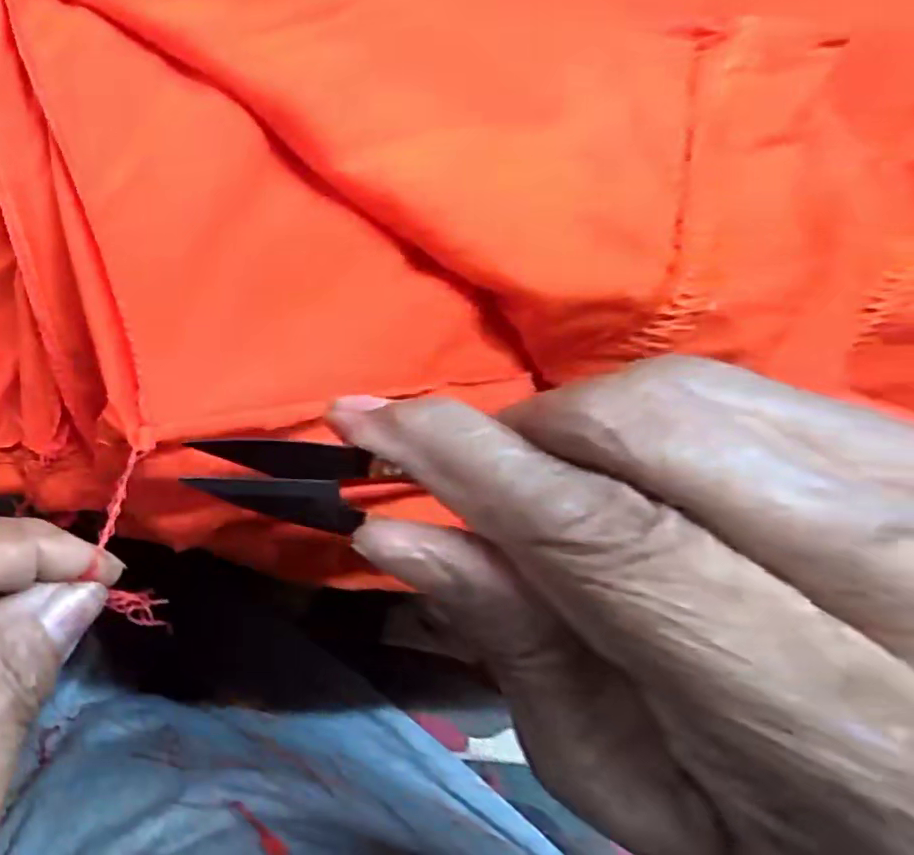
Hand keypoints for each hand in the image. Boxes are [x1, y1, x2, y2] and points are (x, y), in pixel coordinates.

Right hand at [330, 357, 913, 854]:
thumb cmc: (776, 828)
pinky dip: (659, 419)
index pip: (605, 535)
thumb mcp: (630, 782)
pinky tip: (658, 479)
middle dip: (520, 430)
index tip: (359, 416)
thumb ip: (515, 649)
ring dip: (581, 423)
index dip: (465, 459)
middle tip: (476, 474)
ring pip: (701, 389)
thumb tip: (387, 537)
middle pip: (653, 424)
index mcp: (841, 727)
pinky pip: (760, 389)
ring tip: (566, 482)